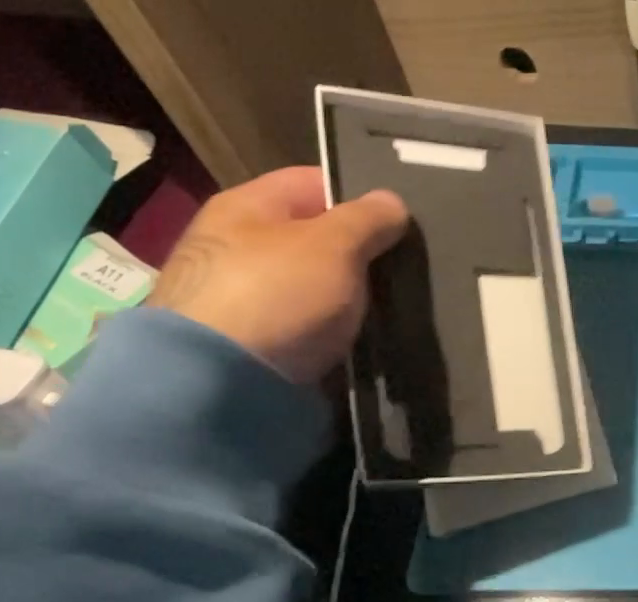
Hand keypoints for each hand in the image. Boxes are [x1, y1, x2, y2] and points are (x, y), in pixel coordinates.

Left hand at [147, 166, 409, 384]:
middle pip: (317, 239)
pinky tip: (373, 339)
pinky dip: (342, 332)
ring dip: (355, 297)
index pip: (313, 183)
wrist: (224, 382)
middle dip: (363, 253)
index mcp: (248, 206)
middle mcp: (242, 245)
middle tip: (413, 268)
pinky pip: (315, 327)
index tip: (404, 221)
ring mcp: (250, 297)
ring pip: (319, 286)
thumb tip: (391, 200)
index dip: (360, 197)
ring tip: (403, 307)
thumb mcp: (333, 246)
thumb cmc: (277, 294)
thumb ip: (366, 220)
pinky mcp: (264, 344)